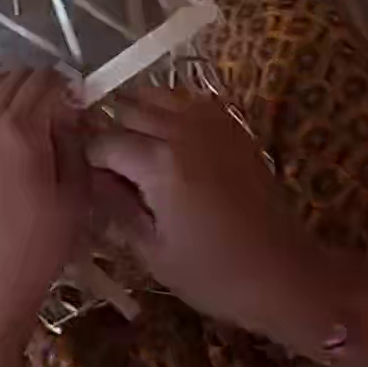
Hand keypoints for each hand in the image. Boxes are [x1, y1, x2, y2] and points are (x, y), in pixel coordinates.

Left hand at [0, 68, 87, 326]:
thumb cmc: (42, 239)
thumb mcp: (76, 190)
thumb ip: (73, 139)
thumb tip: (70, 109)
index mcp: (22, 130)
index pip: (47, 82)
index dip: (69, 85)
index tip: (82, 99)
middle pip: (20, 77)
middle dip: (46, 81)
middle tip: (66, 102)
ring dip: (17, 81)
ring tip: (37, 99)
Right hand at [89, 87, 326, 335]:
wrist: (284, 273)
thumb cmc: (214, 273)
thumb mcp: (152, 251)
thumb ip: (114, 205)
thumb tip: (88, 177)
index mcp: (158, 164)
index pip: (102, 141)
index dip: (86, 158)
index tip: (83, 176)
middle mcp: (181, 130)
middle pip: (125, 108)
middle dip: (108, 131)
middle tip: (106, 163)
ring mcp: (209, 122)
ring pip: (155, 94)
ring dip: (136, 113)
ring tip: (133, 144)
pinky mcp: (230, 125)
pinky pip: (187, 99)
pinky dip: (168, 109)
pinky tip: (167, 137)